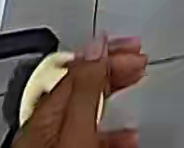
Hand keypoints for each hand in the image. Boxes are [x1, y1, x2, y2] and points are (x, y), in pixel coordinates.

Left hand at [11, 36, 148, 147]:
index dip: (108, 53)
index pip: (79, 68)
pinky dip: (111, 132)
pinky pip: (89, 138)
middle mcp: (44, 130)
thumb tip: (98, 44)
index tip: (133, 46)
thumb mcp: (77, 128)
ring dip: (115, 99)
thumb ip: (88, 86)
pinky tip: (125, 138)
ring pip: (87, 113)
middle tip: (139, 59)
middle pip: (82, 86)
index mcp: (45, 114)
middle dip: (113, 69)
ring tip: (137, 93)